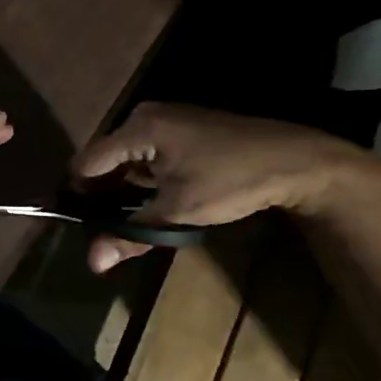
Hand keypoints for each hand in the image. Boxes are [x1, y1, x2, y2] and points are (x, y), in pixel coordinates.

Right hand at [71, 103, 368, 271]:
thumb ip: (130, 234)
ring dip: (122, 188)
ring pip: (123, 158)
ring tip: (125, 219)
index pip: (86, 163)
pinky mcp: (180, 127)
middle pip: (102, 160)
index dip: (78, 196)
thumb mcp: (178, 212)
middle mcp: (144, 116)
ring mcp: (164, 118)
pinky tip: (150, 201)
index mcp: (137, 128)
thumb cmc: (234, 181)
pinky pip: (143, 153)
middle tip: (104, 227)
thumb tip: (93, 263)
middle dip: (101, 193)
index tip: (81, 225)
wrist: (301, 161)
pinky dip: (141, 178)